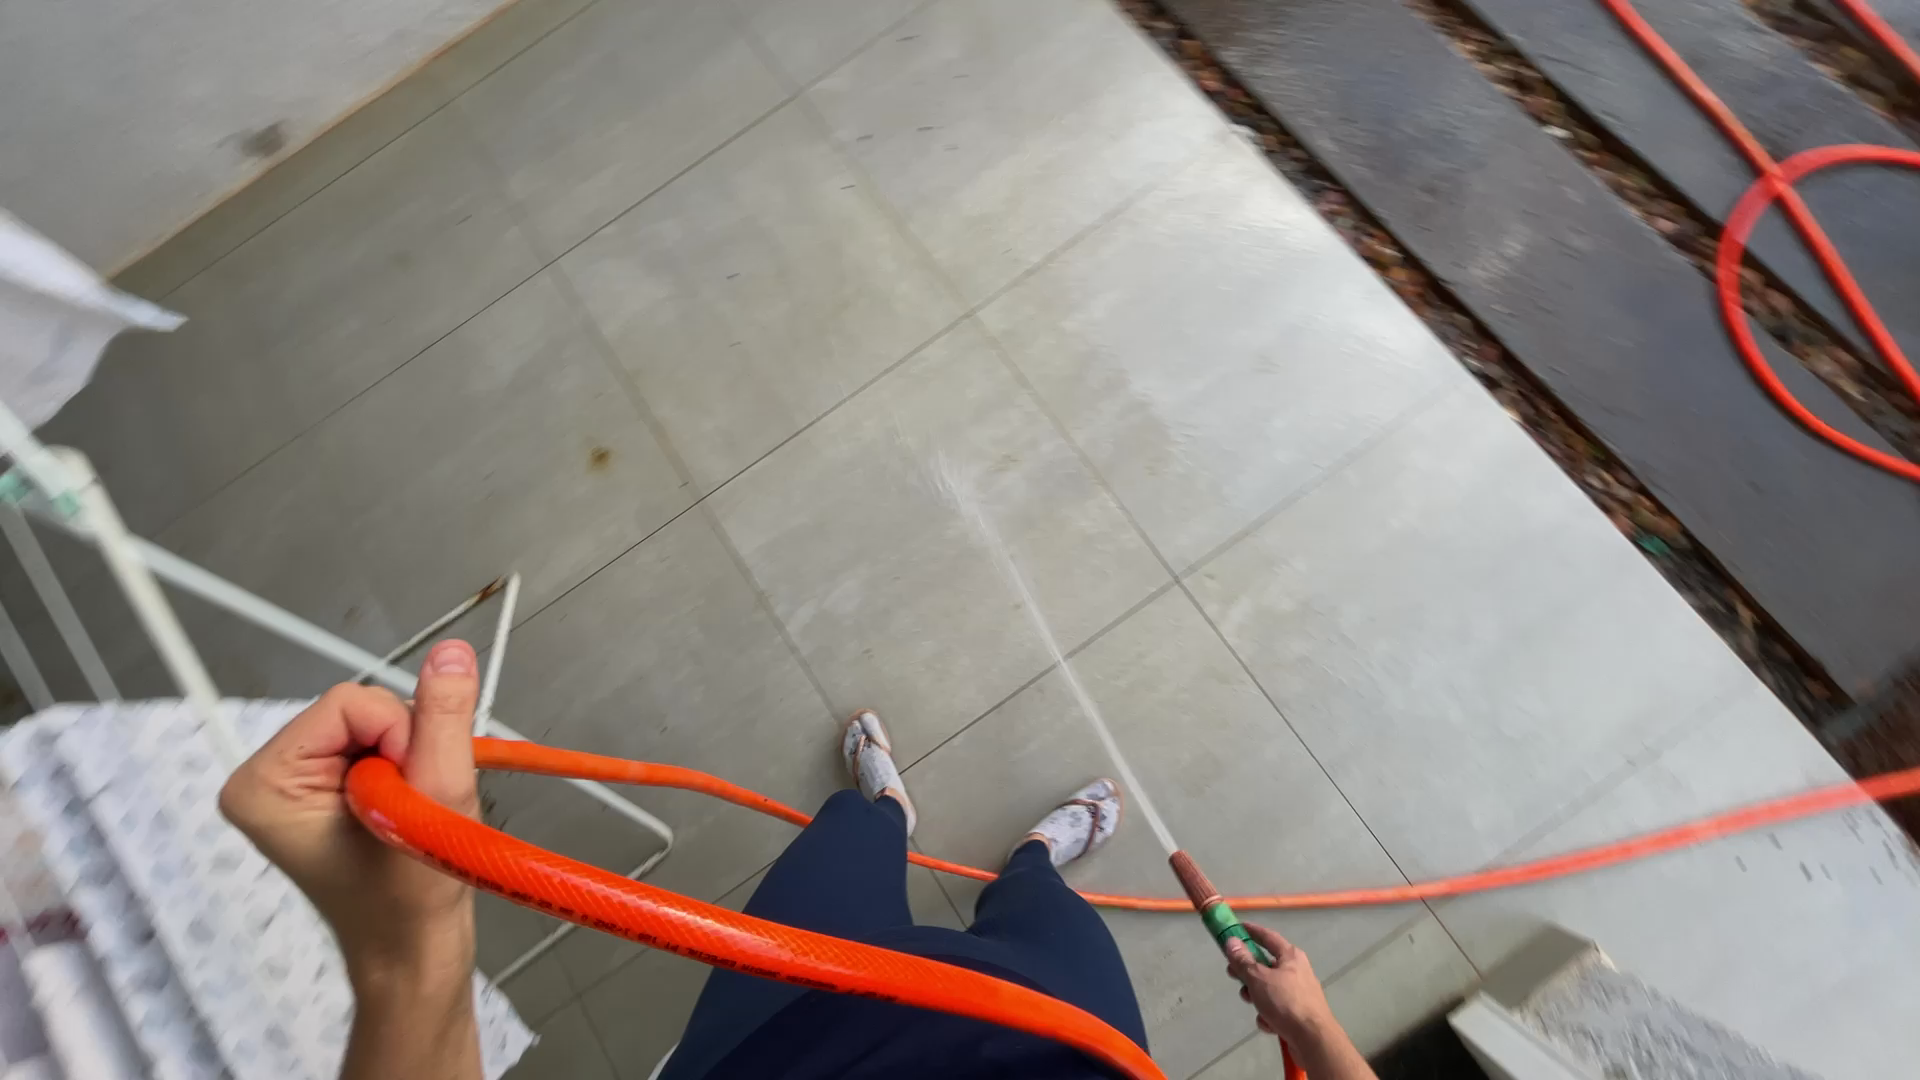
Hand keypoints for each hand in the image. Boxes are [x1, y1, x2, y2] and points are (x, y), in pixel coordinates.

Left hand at [219, 639, 481, 987]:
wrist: (414, 946)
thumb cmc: (415, 885)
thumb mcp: (438, 792)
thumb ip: (442, 715)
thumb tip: (452, 649)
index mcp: (265, 780)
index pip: (352, 702)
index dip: (403, 732)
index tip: (416, 784)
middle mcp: (269, 776)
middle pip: (365, 708)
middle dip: (412, 742)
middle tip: (422, 799)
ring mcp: (298, 784)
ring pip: (382, 722)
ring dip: (420, 752)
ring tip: (423, 804)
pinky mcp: (328, 789)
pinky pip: (385, 741)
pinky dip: (417, 761)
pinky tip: (418, 801)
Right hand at [1225, 923, 1335, 1045]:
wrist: (1314, 1042)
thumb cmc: (1286, 1002)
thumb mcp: (1258, 978)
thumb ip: (1242, 960)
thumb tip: (1231, 941)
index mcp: (1290, 956)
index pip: (1267, 936)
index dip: (1251, 931)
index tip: (1236, 928)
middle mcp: (1297, 971)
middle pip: (1266, 964)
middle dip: (1247, 971)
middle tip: (1233, 974)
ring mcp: (1300, 993)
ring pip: (1269, 987)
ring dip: (1256, 995)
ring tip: (1251, 1003)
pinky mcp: (1300, 1014)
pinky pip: (1277, 1007)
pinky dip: (1269, 1014)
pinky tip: (1268, 1024)